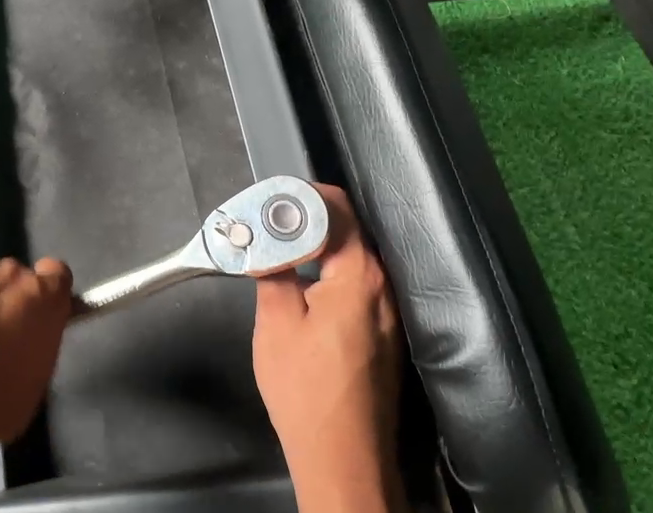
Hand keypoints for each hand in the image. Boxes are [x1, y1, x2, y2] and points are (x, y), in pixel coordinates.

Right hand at [253, 183, 403, 512]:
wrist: (342, 457)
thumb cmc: (306, 389)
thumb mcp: (275, 321)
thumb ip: (272, 269)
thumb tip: (263, 240)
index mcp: (359, 276)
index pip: (339, 209)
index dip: (303, 195)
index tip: (271, 197)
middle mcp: (384, 288)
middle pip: (348, 230)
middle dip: (306, 218)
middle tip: (267, 220)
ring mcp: (389, 312)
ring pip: (352, 257)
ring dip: (317, 246)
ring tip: (279, 247)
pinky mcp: (384, 334)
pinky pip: (357, 284)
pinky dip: (329, 271)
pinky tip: (302, 281)